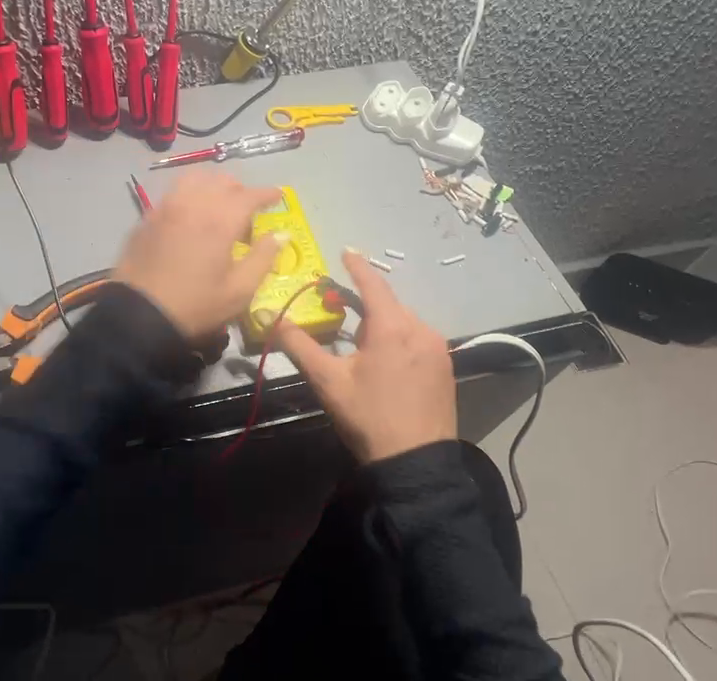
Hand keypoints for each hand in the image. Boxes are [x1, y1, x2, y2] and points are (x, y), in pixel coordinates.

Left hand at [113, 170, 284, 343]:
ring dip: (213, 186)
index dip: (266, 193)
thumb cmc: (195, 305)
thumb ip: (263, 258)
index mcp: (219, 220)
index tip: (277, 196)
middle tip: (247, 214)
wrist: (138, 314)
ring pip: (195, 179)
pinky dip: (190, 194)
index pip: (249, 195)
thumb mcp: (239, 290)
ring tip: (219, 207)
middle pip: (222, 181)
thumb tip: (281, 234)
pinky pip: (174, 192)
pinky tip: (191, 216)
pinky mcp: (148, 216)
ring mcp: (166, 207)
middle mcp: (193, 204)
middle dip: (240, 191)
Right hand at [275, 249, 458, 462]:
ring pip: (403, 323)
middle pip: (387, 305)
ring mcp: (438, 349)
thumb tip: (271, 316)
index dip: (357, 266)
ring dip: (382, 326)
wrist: (415, 464)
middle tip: (340, 315)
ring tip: (361, 348)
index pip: (373, 284)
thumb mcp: (328, 381)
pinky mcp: (445, 367)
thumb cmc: (368, 417)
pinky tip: (386, 364)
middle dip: (365, 306)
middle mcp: (420, 330)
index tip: (346, 252)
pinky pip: (417, 340)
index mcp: (392, 327)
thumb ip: (298, 345)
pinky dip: (399, 340)